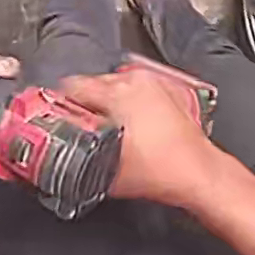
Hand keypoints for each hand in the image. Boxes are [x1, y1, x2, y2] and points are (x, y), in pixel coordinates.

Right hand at [58, 70, 228, 210]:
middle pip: (94, 82)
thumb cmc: (161, 171)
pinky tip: (129, 119)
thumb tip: (60, 153)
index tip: (55, 111)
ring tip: (106, 123)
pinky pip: (136, 87)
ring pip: (116, 83)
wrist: (198, 173)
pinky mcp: (167, 89)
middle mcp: (135, 81)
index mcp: (117, 94)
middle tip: (80, 123)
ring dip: (106, 100)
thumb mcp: (107, 168)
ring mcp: (154, 82)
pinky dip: (128, 99)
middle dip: (84, 102)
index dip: (59, 100)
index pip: (73, 86)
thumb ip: (79, 155)